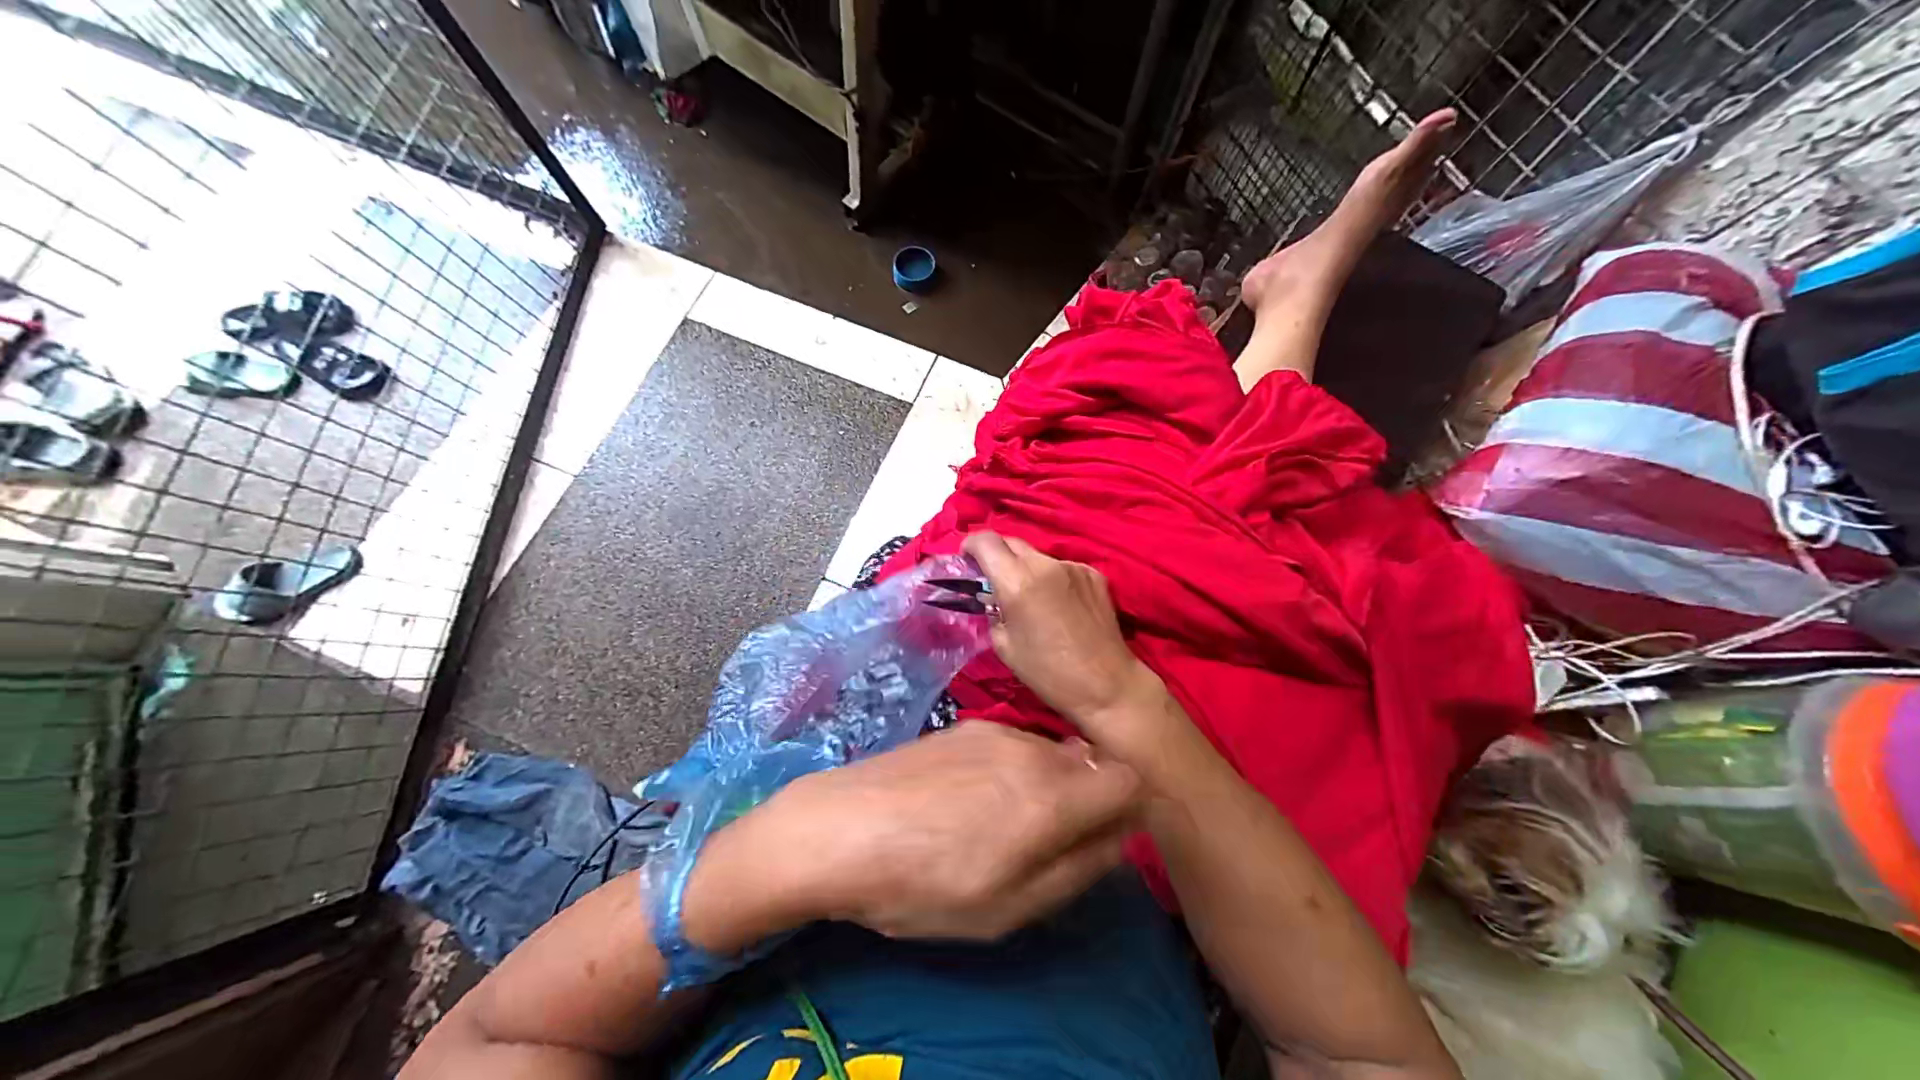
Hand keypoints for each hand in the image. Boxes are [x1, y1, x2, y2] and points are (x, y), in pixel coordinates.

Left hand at [714, 722, 1141, 940]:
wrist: (836, 828)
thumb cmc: (923, 884)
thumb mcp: (1008, 907)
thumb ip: (1077, 868)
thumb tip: (1118, 837)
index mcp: (1052, 794)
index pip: (1129, 779)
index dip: (1125, 811)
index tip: (1098, 840)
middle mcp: (1031, 749)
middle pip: (1090, 763)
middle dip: (1086, 799)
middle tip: (1044, 843)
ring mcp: (992, 731)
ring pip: (1050, 753)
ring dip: (1046, 785)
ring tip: (996, 827)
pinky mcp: (961, 728)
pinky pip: (1012, 746)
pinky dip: (1012, 771)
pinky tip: (965, 804)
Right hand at [962, 531, 1159, 727]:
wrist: (1106, 684)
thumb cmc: (1048, 673)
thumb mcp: (1004, 645)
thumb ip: (993, 610)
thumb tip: (993, 597)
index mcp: (1018, 581)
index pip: (986, 541)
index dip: (971, 546)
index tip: (967, 560)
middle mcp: (1046, 565)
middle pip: (1012, 542)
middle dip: (997, 555)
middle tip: (993, 581)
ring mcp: (1073, 566)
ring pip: (1038, 556)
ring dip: (1027, 569)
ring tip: (1031, 599)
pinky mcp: (1094, 574)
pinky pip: (1062, 568)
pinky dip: (1052, 579)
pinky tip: (1059, 605)